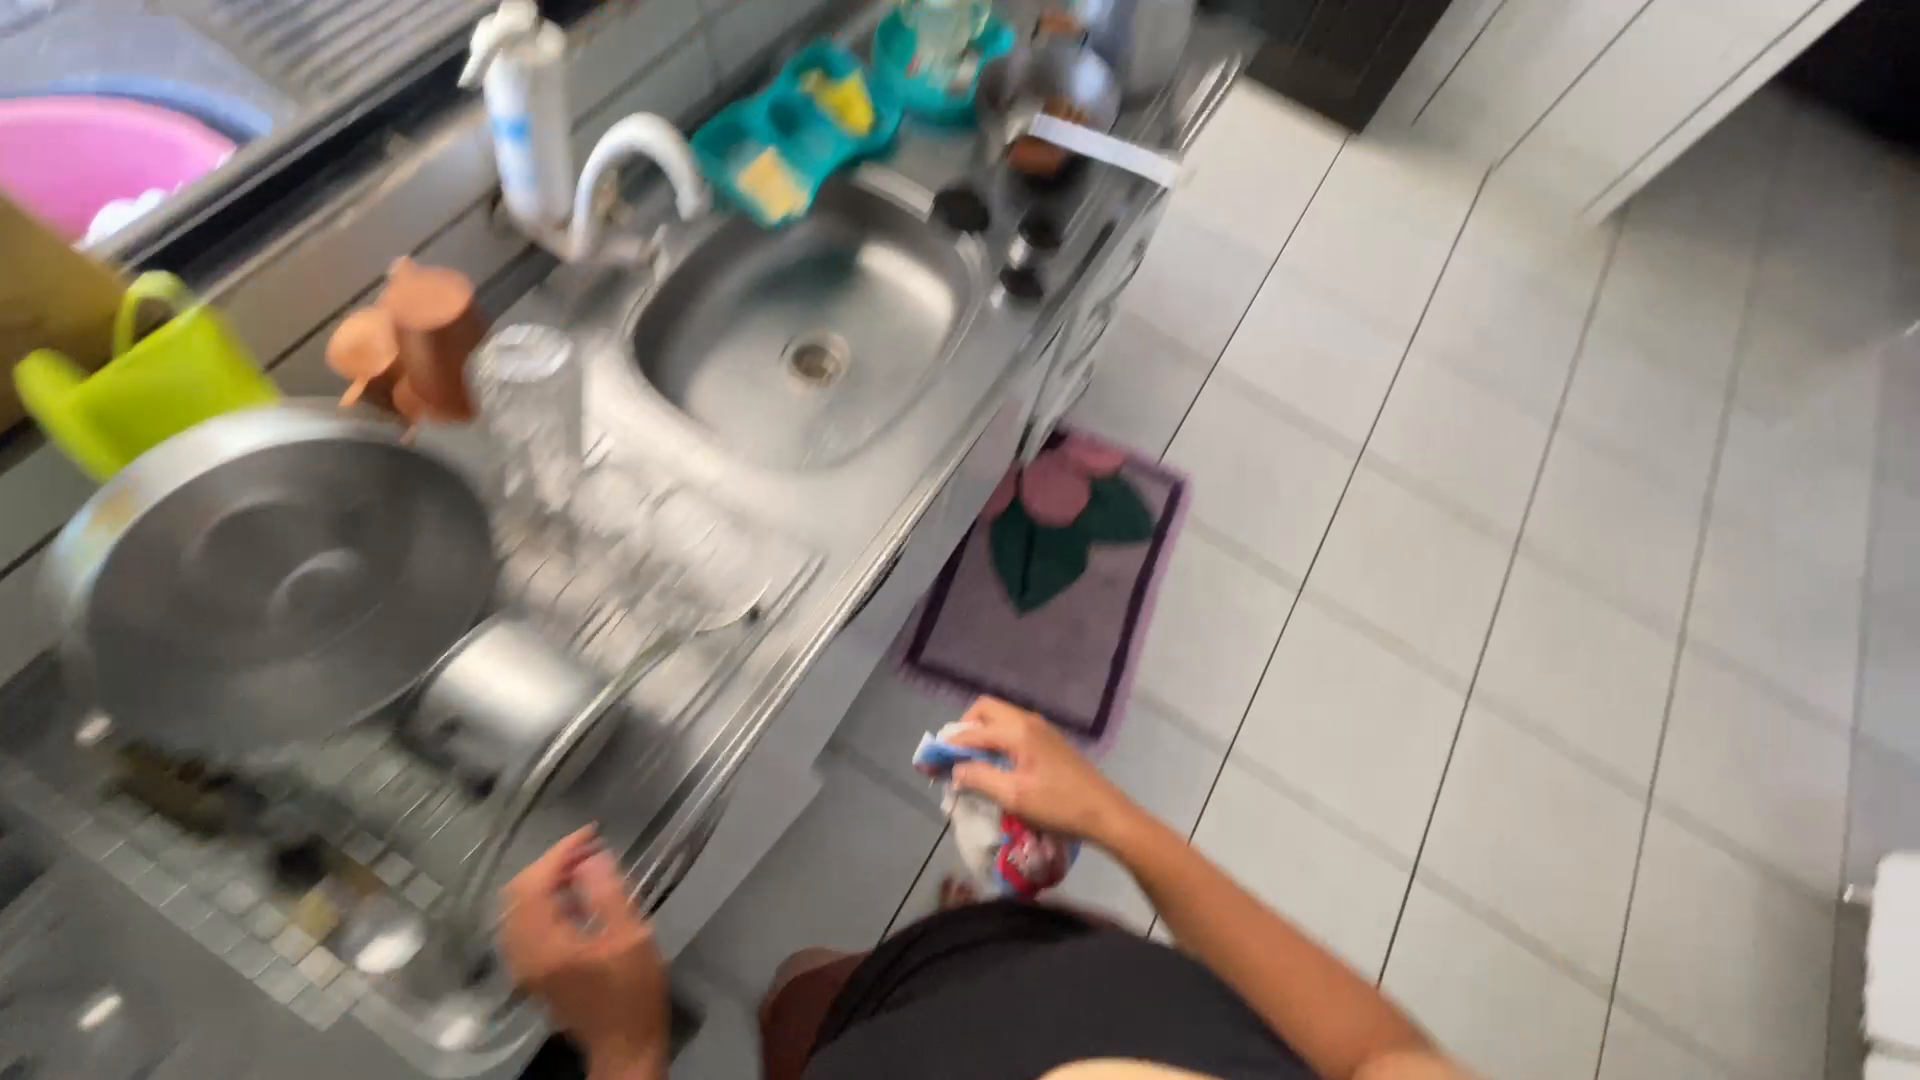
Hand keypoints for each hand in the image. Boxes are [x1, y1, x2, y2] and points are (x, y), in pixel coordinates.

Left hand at [499, 827, 667, 1079]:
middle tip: (588, 848)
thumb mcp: (631, 936)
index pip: (535, 885)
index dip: (560, 852)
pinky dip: (541, 901)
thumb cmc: (634, 990)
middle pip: (516, 894)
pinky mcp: (531, 972)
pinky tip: (572, 896)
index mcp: (546, 945)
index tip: (591, 833)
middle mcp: (524, 954)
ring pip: (516, 909)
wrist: (624, 1044)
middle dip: (549, 863)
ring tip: (583, 866)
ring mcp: (524, 966)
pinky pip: (523, 924)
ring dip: (544, 881)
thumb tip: (590, 856)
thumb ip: (608, 894)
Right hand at [946, 697, 1146, 847]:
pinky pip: (1014, 730)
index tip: (929, 762)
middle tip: (954, 756)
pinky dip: (997, 740)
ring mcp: (1042, 730)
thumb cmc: (1059, 806)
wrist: (1105, 814)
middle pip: (986, 710)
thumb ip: (979, 778)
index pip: (972, 731)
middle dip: (965, 728)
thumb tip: (955, 769)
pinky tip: (997, 765)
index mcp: (1018, 731)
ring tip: (970, 762)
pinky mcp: (1049, 742)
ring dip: (982, 734)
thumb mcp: (1013, 797)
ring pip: (1001, 718)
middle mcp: (1028, 721)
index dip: (948, 746)